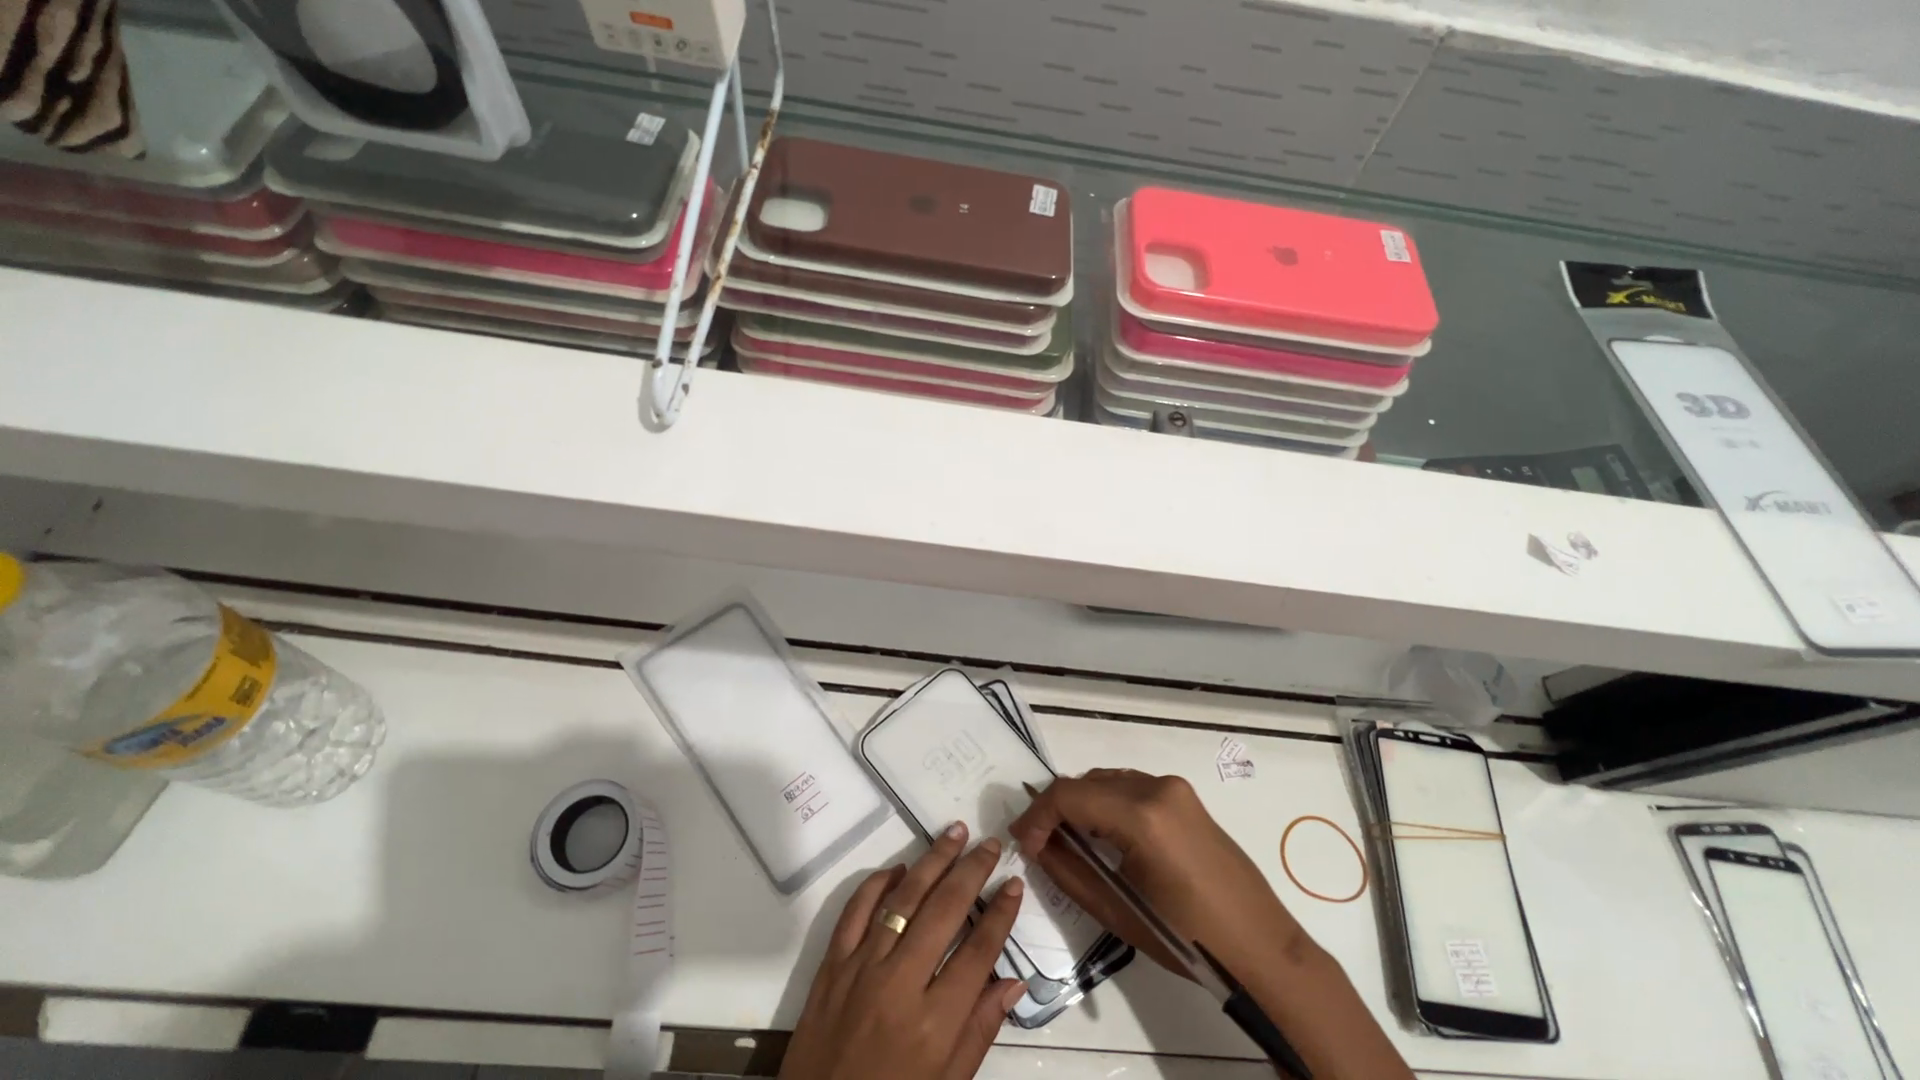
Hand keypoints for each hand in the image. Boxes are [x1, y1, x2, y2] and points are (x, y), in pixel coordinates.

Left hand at [780, 822, 1027, 1079]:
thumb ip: (980, 1029)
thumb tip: (1013, 981)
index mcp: (935, 1021)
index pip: (978, 951)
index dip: (1001, 914)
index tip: (1015, 884)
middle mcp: (900, 985)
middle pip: (943, 912)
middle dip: (971, 871)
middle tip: (991, 844)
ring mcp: (860, 969)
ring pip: (902, 901)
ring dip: (931, 862)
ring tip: (954, 833)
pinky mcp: (830, 966)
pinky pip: (855, 913)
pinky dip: (876, 885)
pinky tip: (898, 868)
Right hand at [1009, 768, 1305, 976]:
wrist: (1259, 946)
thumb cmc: (1188, 938)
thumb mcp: (1117, 910)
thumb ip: (1069, 871)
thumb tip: (1038, 847)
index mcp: (1142, 815)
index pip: (1068, 796)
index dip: (1037, 817)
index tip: (1024, 844)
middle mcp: (1158, 789)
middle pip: (1087, 783)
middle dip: (1055, 809)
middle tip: (1037, 844)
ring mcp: (1176, 790)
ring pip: (1108, 782)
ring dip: (1081, 805)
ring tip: (1064, 841)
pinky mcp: (1187, 799)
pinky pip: (1131, 789)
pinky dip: (1106, 804)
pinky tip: (1100, 835)